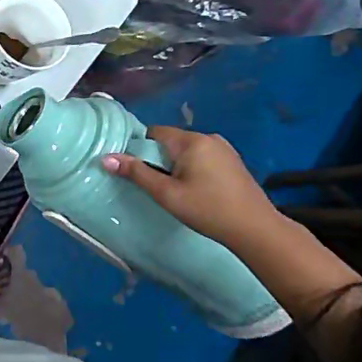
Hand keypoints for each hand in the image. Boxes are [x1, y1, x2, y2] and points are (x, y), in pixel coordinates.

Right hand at [102, 126, 283, 248]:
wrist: (255, 228)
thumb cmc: (207, 210)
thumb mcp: (167, 194)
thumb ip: (137, 173)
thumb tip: (106, 158)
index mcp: (191, 140)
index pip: (154, 133)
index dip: (141, 149)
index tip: (138, 172)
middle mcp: (208, 137)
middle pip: (171, 141)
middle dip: (160, 160)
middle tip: (158, 188)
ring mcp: (224, 148)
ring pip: (187, 151)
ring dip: (177, 166)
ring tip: (177, 193)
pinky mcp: (233, 161)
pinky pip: (203, 158)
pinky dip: (193, 169)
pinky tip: (197, 192)